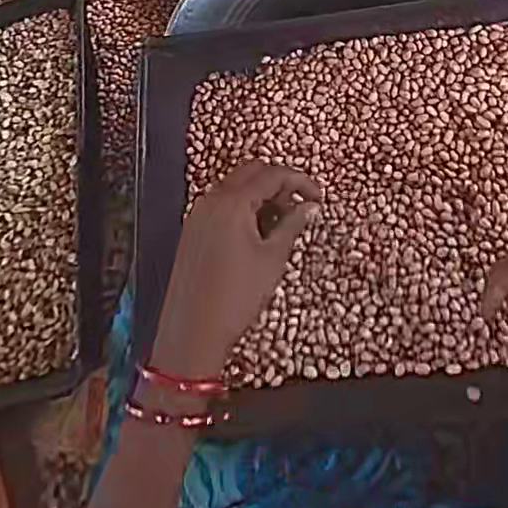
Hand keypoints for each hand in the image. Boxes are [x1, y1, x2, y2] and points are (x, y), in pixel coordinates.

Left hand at [152, 162, 321, 377]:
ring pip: (235, 187)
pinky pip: (221, 204)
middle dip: (278, 183)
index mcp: (232, 203)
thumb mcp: (272, 258)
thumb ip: (292, 224)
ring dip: (260, 195)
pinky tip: (257, 232)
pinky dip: (242, 208)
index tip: (316, 196)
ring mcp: (198, 215)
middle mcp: (211, 202)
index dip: (299, 181)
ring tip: (281, 222)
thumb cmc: (233, 299)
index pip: (271, 175)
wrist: (192, 335)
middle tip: (299, 205)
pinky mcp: (192, 231)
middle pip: (251, 173)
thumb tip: (308, 207)